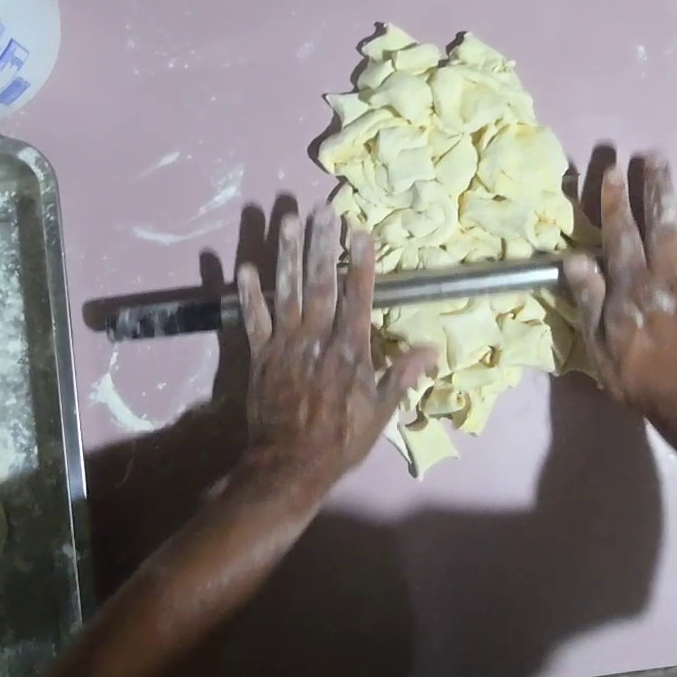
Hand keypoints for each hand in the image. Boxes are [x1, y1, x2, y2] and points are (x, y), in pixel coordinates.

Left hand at [236, 205, 435, 489]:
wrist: (289, 466)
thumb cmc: (341, 440)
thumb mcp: (381, 413)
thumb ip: (402, 376)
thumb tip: (431, 348)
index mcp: (350, 350)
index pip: (357, 296)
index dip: (359, 261)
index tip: (359, 230)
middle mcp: (317, 338)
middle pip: (321, 282)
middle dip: (322, 243)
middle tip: (322, 209)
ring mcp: (285, 344)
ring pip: (287, 291)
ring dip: (287, 254)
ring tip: (287, 220)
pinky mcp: (260, 355)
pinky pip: (253, 319)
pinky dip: (248, 294)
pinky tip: (244, 266)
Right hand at [562, 156, 676, 430]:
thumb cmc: (634, 375)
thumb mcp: (597, 343)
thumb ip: (589, 298)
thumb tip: (574, 258)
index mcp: (632, 287)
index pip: (621, 235)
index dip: (616, 201)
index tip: (614, 169)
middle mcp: (666, 277)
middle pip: (663, 224)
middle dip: (658, 188)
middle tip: (656, 155)